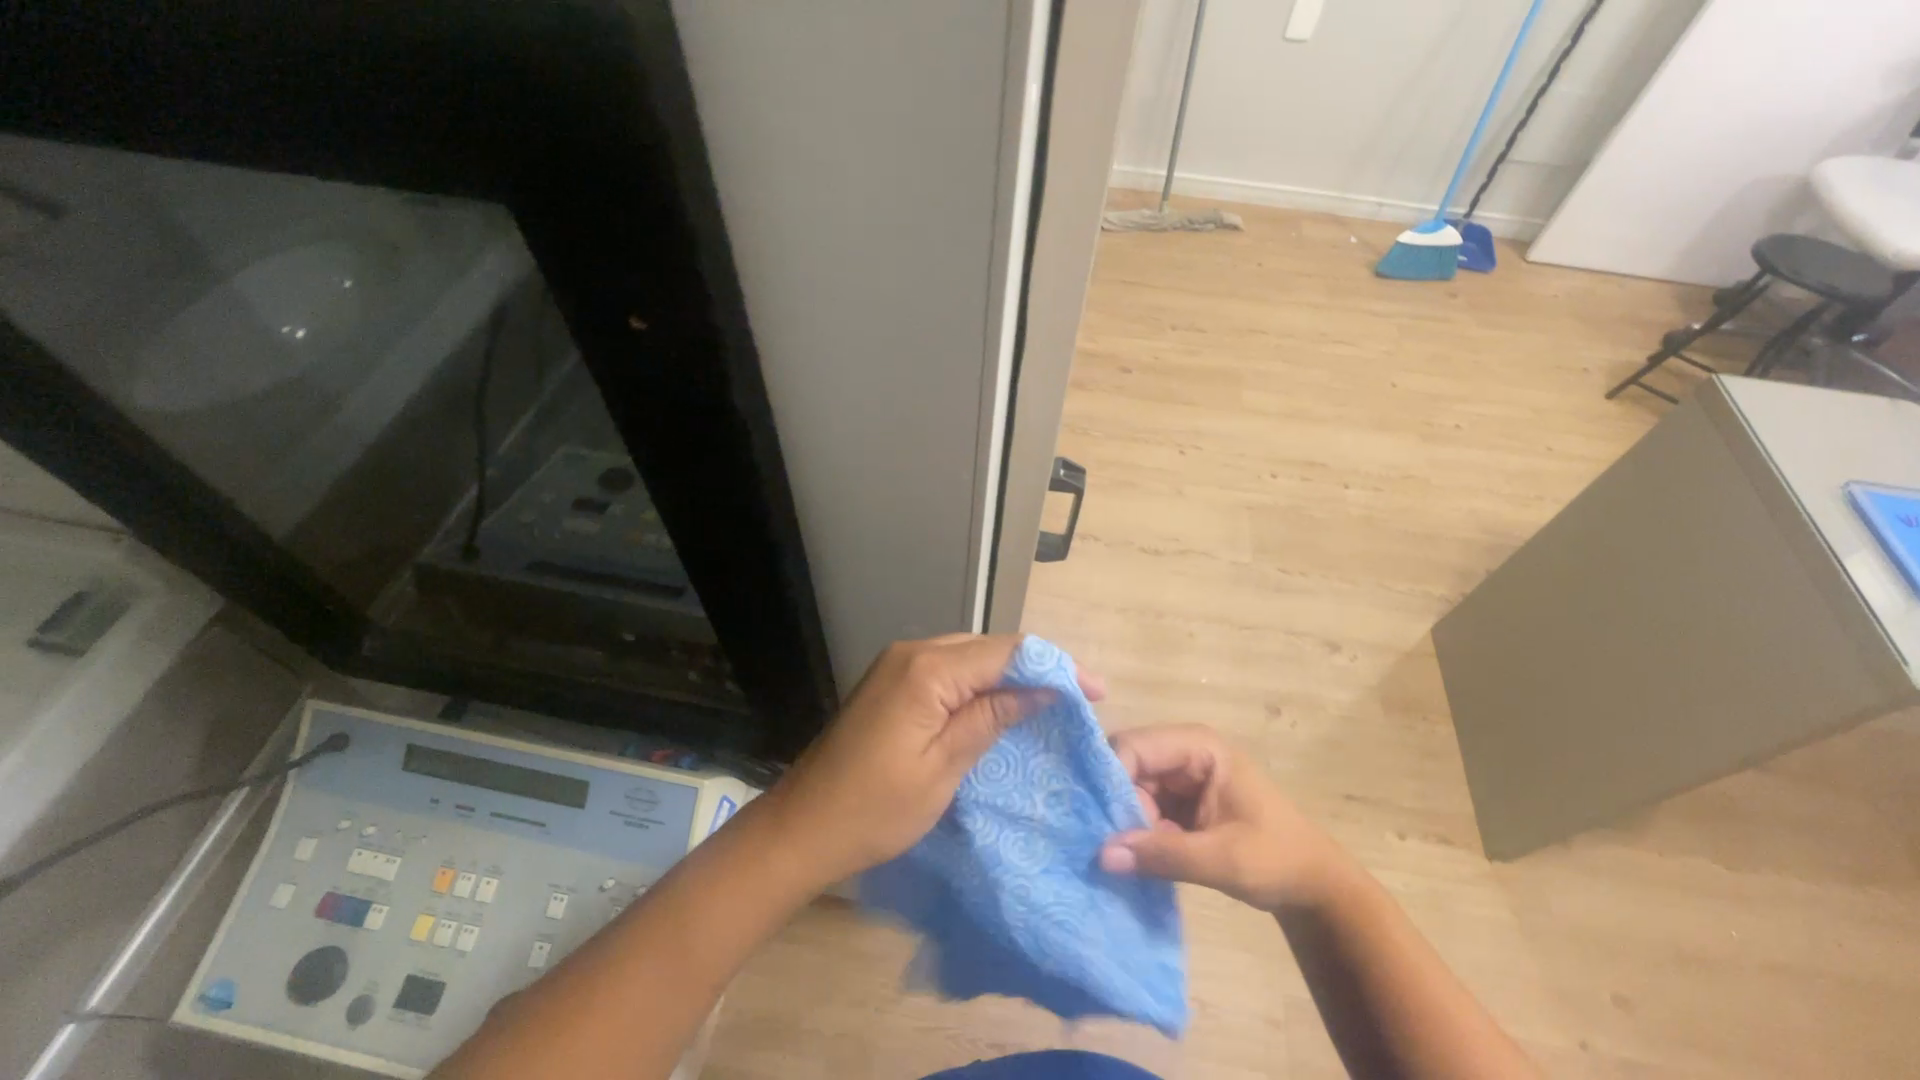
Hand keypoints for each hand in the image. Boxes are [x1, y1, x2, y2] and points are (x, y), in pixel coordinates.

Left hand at [763, 634, 1105, 883]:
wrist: (802, 829)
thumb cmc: (875, 810)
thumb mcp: (944, 768)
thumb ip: (991, 719)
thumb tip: (1042, 689)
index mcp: (927, 670)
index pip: (1006, 652)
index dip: (1055, 668)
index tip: (1096, 694)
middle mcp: (911, 653)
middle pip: (988, 647)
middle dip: (1035, 669)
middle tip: (1077, 702)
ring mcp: (896, 665)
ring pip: (968, 656)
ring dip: (1008, 675)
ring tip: (1049, 703)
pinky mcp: (889, 684)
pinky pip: (946, 671)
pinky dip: (978, 684)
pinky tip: (1001, 705)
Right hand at [1098, 724, 1341, 910]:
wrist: (1312, 886)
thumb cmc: (1277, 860)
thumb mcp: (1223, 859)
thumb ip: (1164, 855)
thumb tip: (1103, 856)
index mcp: (1199, 746)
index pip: (1133, 747)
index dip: (1111, 781)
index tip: (1100, 825)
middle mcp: (1183, 753)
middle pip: (1125, 768)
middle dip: (1118, 808)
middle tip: (1116, 850)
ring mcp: (1179, 777)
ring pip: (1128, 792)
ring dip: (1126, 826)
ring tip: (1133, 861)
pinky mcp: (1176, 803)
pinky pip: (1140, 810)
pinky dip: (1136, 835)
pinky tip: (1138, 861)